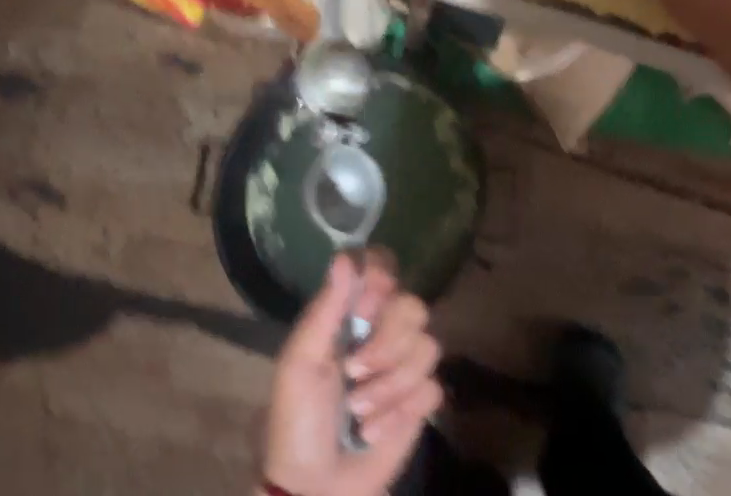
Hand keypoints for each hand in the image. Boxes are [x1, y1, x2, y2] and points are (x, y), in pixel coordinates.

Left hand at [263, 253, 442, 495]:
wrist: (315, 486)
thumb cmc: (298, 421)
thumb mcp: (300, 364)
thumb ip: (325, 310)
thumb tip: (345, 258)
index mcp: (351, 314)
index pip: (382, 267)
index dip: (382, 279)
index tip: (365, 307)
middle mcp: (383, 331)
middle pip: (413, 306)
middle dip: (386, 343)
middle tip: (354, 371)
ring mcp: (404, 366)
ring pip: (428, 346)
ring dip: (388, 385)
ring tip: (358, 412)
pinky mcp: (421, 402)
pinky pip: (431, 387)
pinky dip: (399, 412)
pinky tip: (373, 431)